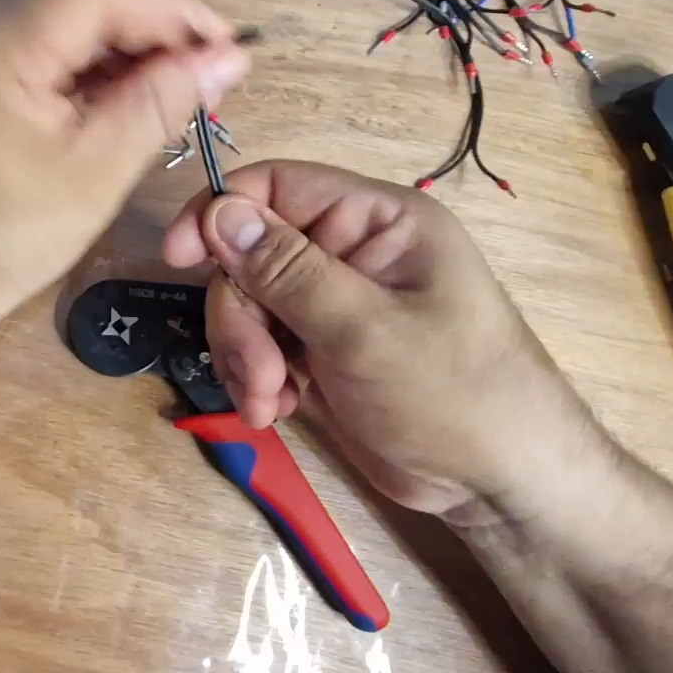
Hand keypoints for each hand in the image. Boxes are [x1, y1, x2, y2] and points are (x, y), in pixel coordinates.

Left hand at [0, 0, 248, 342]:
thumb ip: (162, 102)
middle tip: (203, 69)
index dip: (172, 6)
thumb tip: (228, 56)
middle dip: (149, 20)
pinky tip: (115, 89)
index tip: (226, 48)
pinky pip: (28, 32)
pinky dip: (78, 54)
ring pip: (55, 4)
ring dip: (117, 36)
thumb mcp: (95, 175)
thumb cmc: (2, 243)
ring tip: (168, 83)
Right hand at [162, 161, 601, 517]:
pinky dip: (252, 377)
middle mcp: (344, 251)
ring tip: (270, 403)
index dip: (219, 212)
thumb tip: (219, 211)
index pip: (274, 186)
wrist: (495, 486)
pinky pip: (253, 344)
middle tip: (257, 374)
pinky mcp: (311, 345)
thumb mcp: (365, 330)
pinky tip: (276, 410)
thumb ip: (288, 269)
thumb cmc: (454, 395)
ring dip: (242, 355)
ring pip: (242, 304)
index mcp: (373, 221)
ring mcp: (325, 302)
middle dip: (240, 319)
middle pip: (246, 256)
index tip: (177, 257)